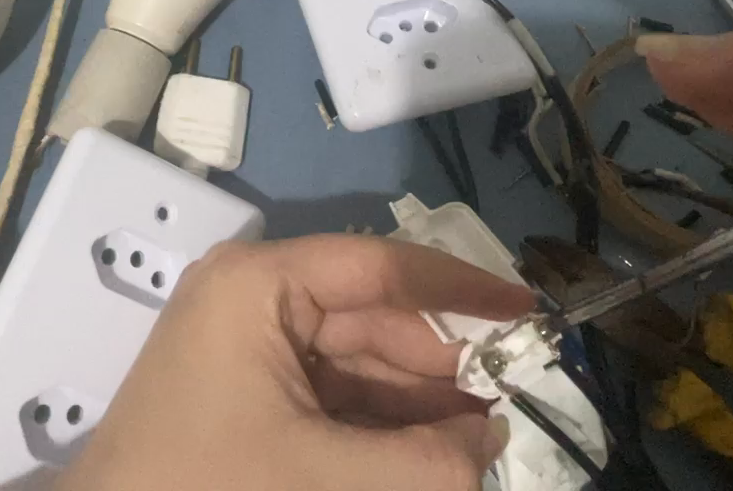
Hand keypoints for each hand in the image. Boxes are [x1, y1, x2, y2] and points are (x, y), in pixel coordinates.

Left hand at [58, 235, 529, 490]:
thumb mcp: (324, 478)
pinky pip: (329, 385)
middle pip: (370, 312)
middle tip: (515, 392)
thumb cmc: (208, 488)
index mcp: (261, 282)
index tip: (524, 306)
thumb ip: (422, 461)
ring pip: (354, 353)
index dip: (457, 287)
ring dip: (415, 393)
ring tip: (484, 428)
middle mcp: (256, 291)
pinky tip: (431, 441)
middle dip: (440, 359)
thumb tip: (493, 436)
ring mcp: (249, 334)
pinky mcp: (248, 377)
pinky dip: (378, 415)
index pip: (377, 265)